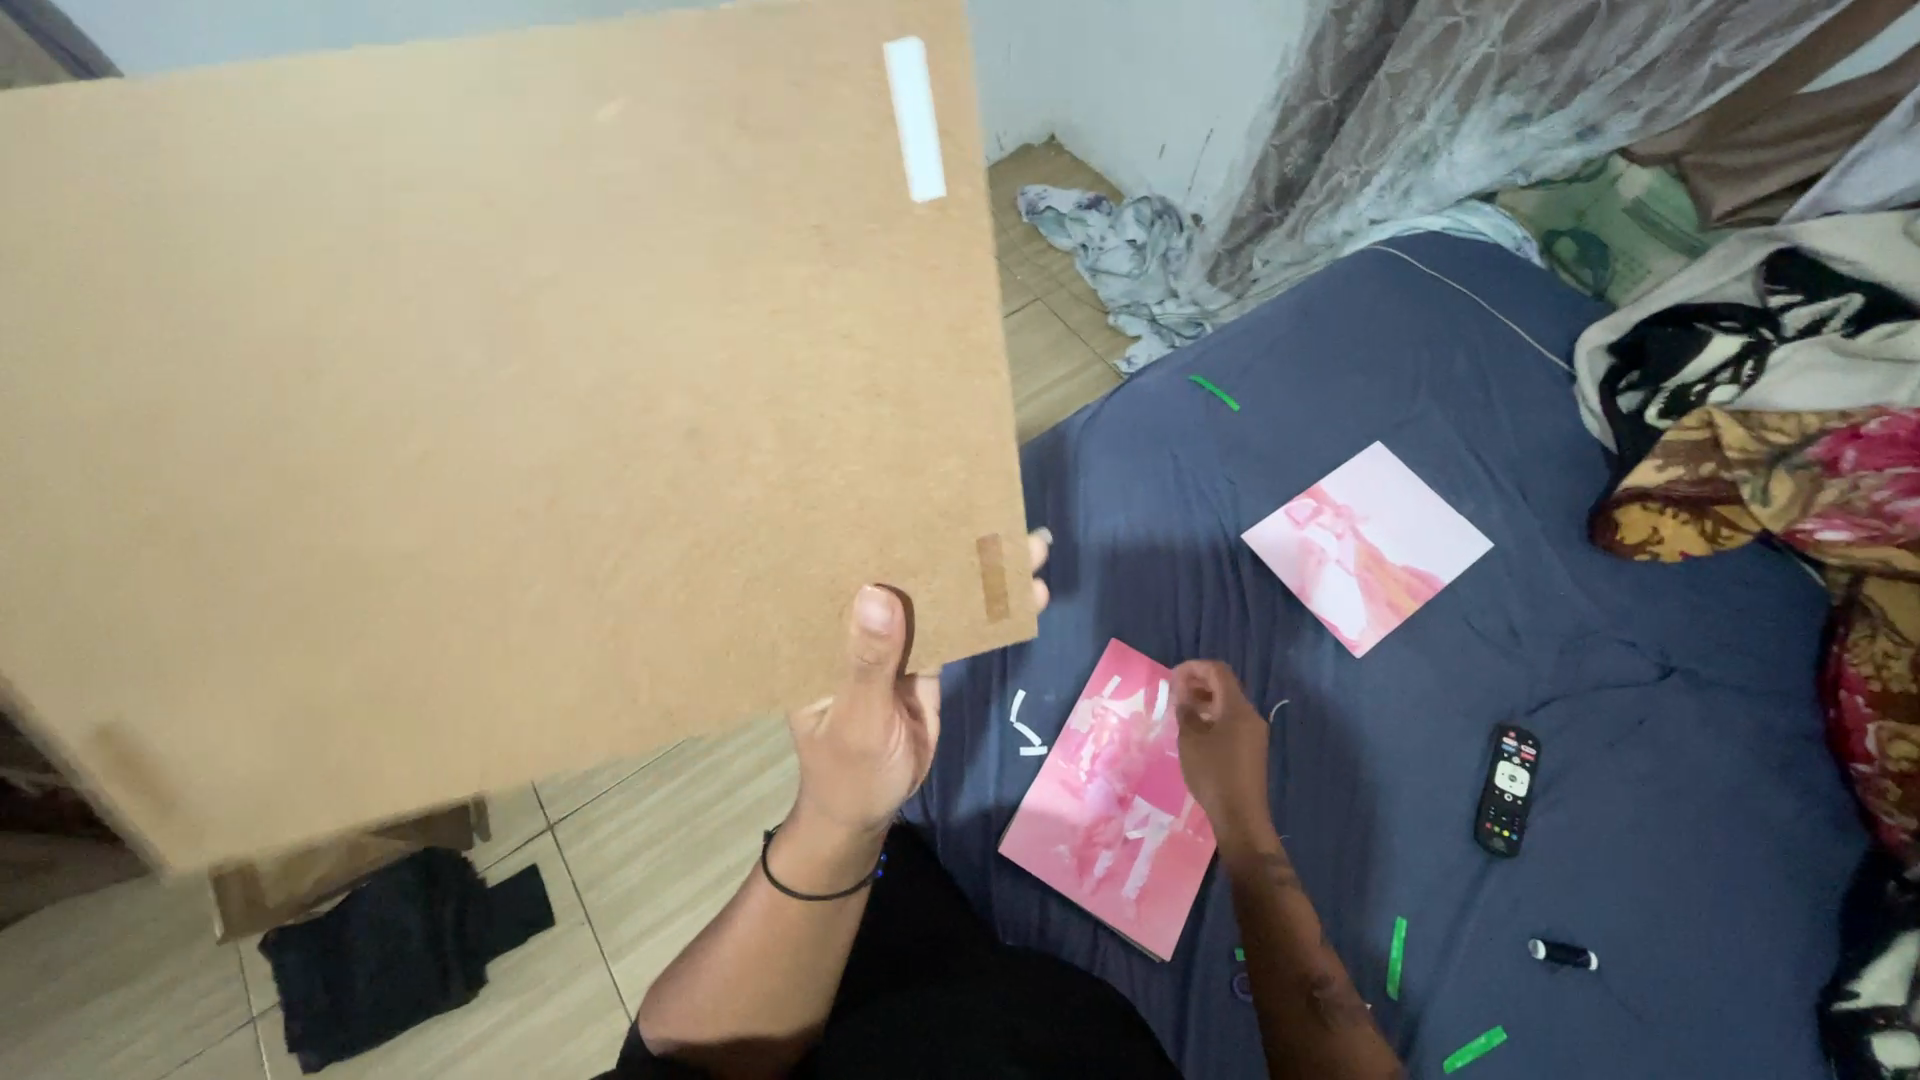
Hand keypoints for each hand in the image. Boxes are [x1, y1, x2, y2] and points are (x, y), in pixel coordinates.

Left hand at [787, 530, 1051, 837]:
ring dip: (979, 576)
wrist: (871, 812)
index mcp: (821, 634)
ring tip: (1029, 545)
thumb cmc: (846, 771)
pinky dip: (988, 612)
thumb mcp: (857, 722)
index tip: (906, 497)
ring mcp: (895, 642)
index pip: (843, 575)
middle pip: (901, 578)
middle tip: (990, 512)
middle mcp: (856, 627)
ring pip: (936, 600)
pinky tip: (1024, 590)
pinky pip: (957, 629)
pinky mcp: (925, 660)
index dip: (873, 536)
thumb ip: (869, 664)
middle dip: (944, 547)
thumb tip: (878, 593)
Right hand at [1172, 660, 1276, 854]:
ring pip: (1229, 704)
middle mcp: (1250, 715)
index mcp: (1237, 708)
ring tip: (1182, 710)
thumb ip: (1186, 711)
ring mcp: (1254, 732)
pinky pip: (1233, 720)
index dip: (1194, 667)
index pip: (1218, 671)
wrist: (1241, 815)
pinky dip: (1214, 715)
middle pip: (1226, 685)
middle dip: (1199, 682)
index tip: (1172, 677)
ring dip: (1206, 700)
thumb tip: (1183, 693)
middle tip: (1175, 691)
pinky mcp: (1252, 748)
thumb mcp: (1191, 740)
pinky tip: (1197, 730)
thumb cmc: (1212, 773)